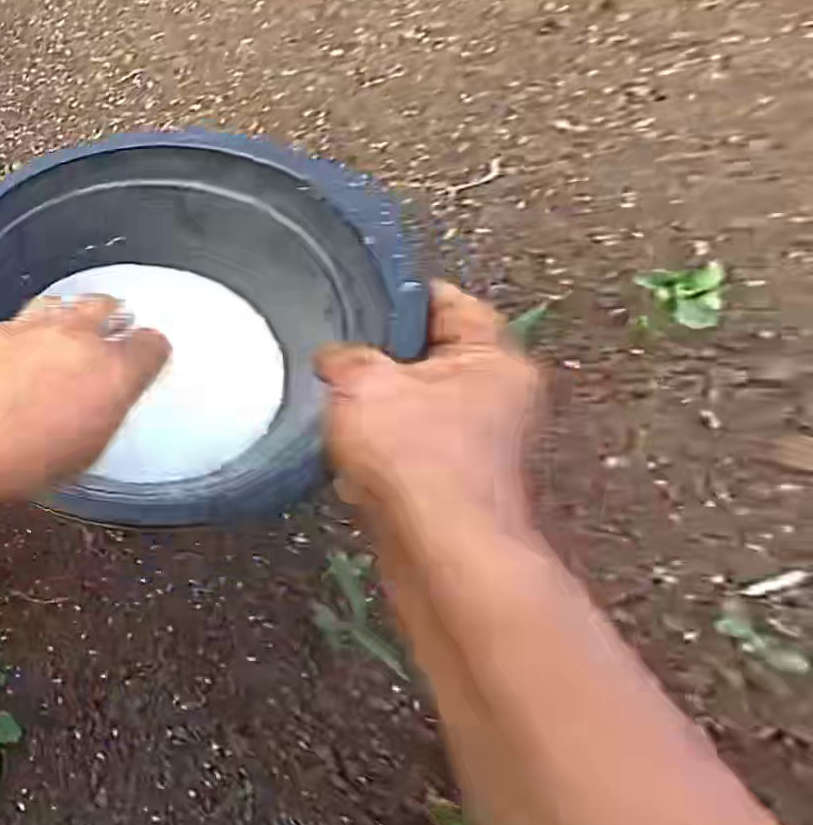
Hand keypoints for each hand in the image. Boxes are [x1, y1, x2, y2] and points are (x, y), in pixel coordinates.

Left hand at [0, 294, 169, 504]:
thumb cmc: (17, 462)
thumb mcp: (84, 453)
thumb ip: (103, 414)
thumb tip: (103, 402)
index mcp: (112, 373)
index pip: (150, 346)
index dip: (150, 350)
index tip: (146, 353)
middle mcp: (75, 339)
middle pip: (105, 308)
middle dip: (112, 316)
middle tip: (114, 321)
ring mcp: (30, 329)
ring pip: (62, 303)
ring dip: (71, 312)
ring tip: (71, 322)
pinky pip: (19, 320)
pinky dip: (28, 327)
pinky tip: (21, 342)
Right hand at [316, 282, 539, 533]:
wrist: (436, 537)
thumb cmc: (413, 452)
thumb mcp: (362, 381)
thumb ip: (344, 355)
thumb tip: (335, 357)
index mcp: (493, 361)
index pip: (450, 303)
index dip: (403, 292)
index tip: (362, 287)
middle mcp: (495, 394)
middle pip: (426, 351)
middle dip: (378, 350)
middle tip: (333, 343)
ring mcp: (473, 434)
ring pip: (409, 394)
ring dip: (371, 394)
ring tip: (330, 391)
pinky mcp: (446, 467)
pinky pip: (400, 431)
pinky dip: (371, 430)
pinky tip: (340, 435)